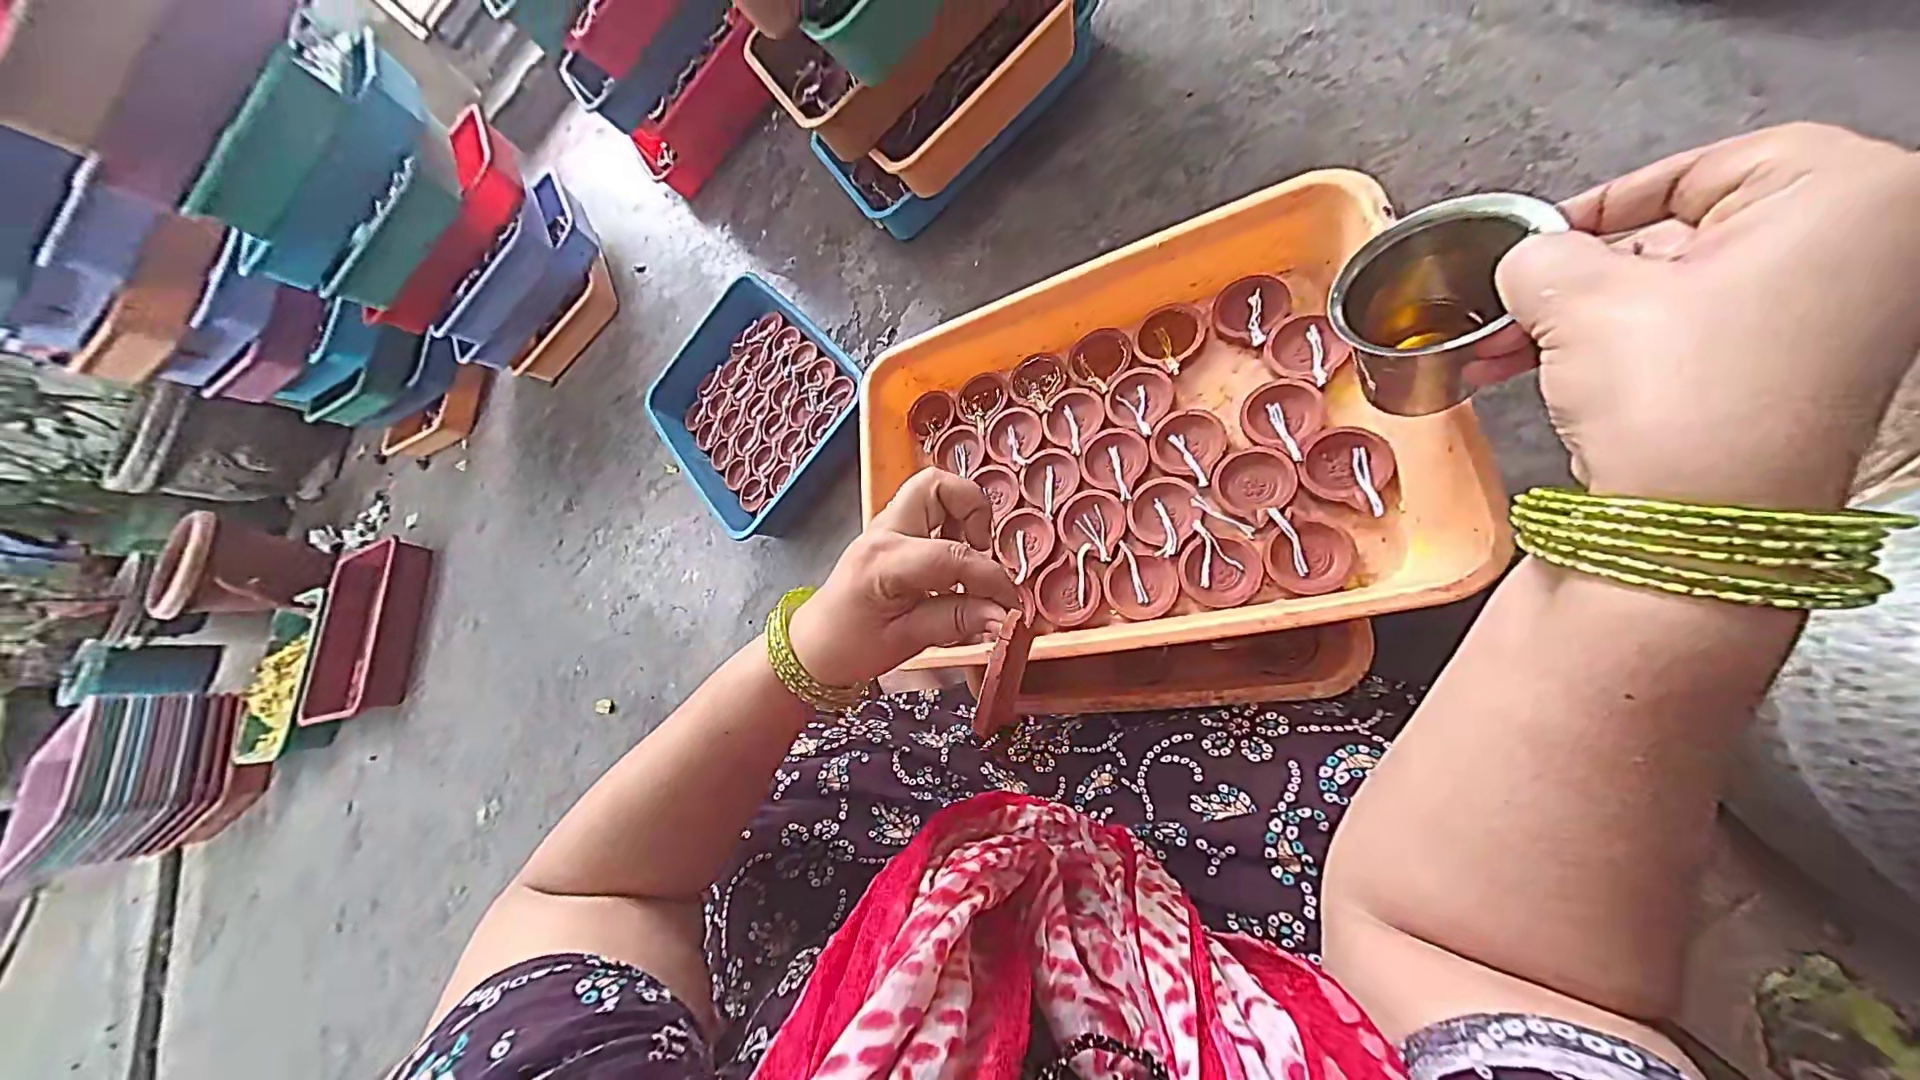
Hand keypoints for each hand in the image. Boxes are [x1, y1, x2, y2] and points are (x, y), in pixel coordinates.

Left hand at [786, 468, 1019, 687]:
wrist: (812, 646)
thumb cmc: (850, 646)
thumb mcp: (906, 641)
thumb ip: (957, 620)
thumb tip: (1004, 614)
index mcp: (884, 563)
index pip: (953, 556)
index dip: (992, 579)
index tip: (1011, 604)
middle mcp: (883, 533)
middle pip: (938, 485)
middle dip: (973, 510)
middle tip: (982, 552)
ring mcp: (884, 527)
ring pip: (933, 490)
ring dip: (962, 516)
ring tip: (968, 558)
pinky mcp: (890, 533)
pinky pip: (928, 511)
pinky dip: (951, 527)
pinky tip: (951, 565)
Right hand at [1481, 123, 1919, 508]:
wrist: (1696, 518)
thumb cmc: (1674, 396)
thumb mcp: (1583, 303)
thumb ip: (1541, 257)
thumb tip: (1527, 256)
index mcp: (1847, 199)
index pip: (1707, 165)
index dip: (1607, 199)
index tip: (1537, 237)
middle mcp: (1854, 251)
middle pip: (1675, 236)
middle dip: (1568, 279)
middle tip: (1504, 306)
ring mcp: (1816, 318)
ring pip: (1660, 293)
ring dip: (1565, 319)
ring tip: (1497, 348)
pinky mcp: (1771, 370)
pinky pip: (1670, 335)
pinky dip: (1597, 346)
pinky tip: (1528, 367)